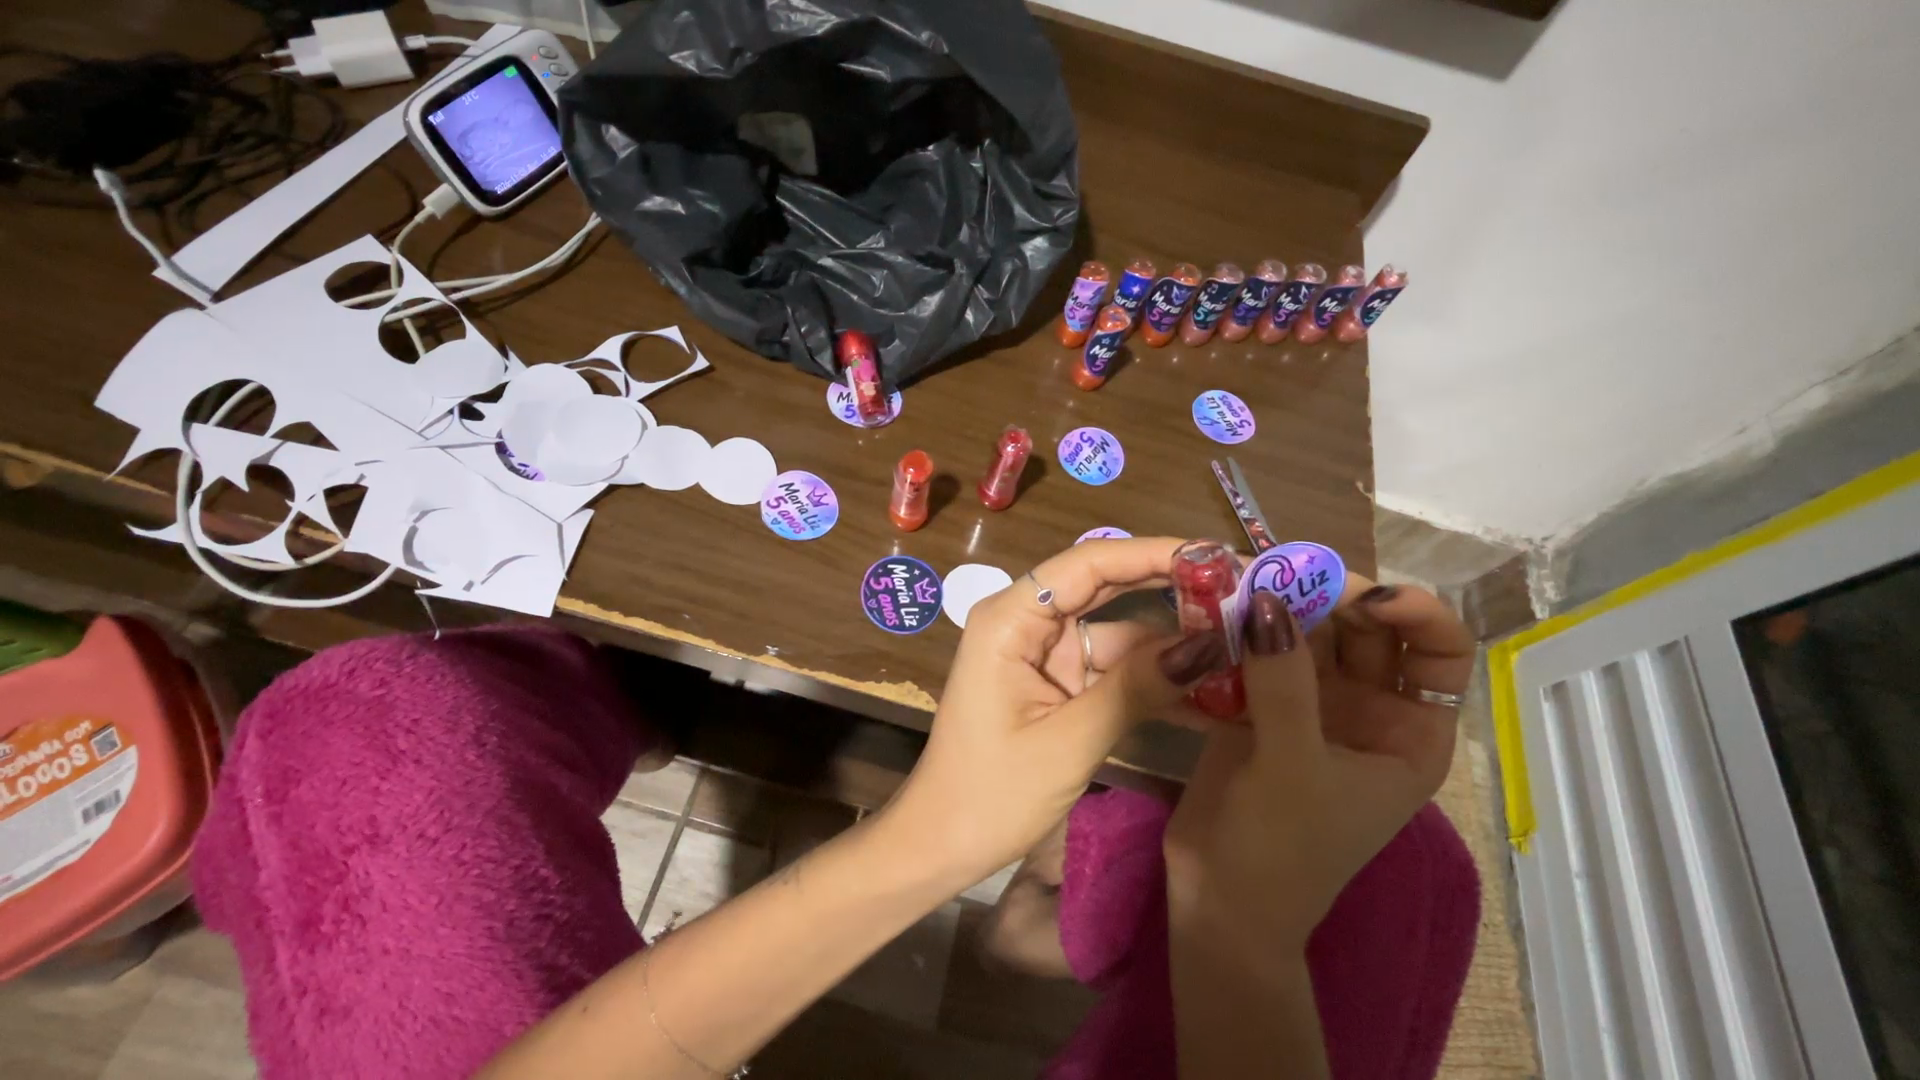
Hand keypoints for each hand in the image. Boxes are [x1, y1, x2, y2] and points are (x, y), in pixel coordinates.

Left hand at [883, 537, 1228, 887]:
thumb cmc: (991, 794)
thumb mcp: (1068, 741)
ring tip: (1244, 642)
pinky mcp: (1059, 685)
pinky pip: (1115, 669)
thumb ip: (1136, 688)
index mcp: (1010, 619)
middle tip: (1243, 588)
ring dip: (1175, 642)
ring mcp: (1045, 654)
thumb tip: (1209, 645)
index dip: (1153, 553)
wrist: (943, 845)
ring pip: (1119, 631)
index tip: (1217, 555)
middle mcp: (1027, 623)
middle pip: (1106, 586)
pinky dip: (1156, 679)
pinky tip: (1211, 690)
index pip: (1087, 564)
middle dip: (1173, 587)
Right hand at [1164, 578, 1471, 948]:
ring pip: (1308, 636)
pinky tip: (1217, 612)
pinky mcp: (1258, 707)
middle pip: (1365, 631)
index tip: (1364, 595)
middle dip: (1331, 598)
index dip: (1414, 612)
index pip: (1437, 651)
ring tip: (1243, 580)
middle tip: (1284, 574)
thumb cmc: (1282, 849)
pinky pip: (1259, 655)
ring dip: (1279, 608)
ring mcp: (1311, 706)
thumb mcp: (1294, 767)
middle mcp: (1367, 710)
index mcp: (1408, 733)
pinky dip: (1242, 633)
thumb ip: (1285, 681)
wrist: (1220, 902)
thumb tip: (1267, 598)